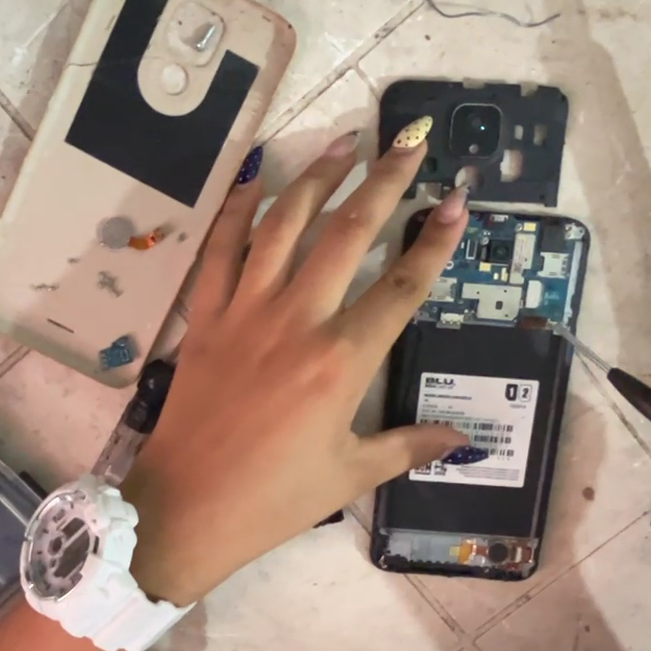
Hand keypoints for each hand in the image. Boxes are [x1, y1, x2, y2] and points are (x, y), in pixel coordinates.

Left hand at [121, 128, 469, 605]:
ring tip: (343, 143)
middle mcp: (297, 320)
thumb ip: (410, 446)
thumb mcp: (351, 475)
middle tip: (408, 143)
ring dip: (316, 177)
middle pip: (348, 233)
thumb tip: (464, 438)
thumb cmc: (274, 498)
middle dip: (384, 182)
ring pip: (284, 224)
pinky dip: (237, 209)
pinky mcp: (205, 316)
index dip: (435, 241)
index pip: (402, 286)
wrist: (187, 507)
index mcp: (342, 361)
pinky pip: (221, 248)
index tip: (457, 201)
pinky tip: (255, 178)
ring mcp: (245, 311)